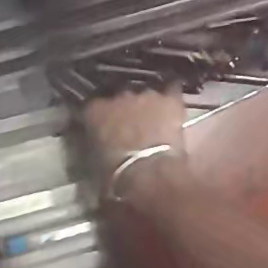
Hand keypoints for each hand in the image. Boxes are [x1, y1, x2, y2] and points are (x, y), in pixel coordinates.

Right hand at [83, 89, 187, 203]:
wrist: (150, 175)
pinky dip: (171, 99)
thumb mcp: (96, 165)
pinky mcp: (169, 100)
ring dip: (148, 106)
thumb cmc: (118, 176)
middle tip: (132, 130)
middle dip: (126, 111)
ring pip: (146, 95)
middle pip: (121, 98)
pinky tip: (173, 109)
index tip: (105, 130)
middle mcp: (118, 96)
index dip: (101, 119)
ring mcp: (146, 95)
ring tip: (155, 124)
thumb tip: (99, 152)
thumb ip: (95, 150)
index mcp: (95, 112)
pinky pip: (172, 91)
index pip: (93, 108)